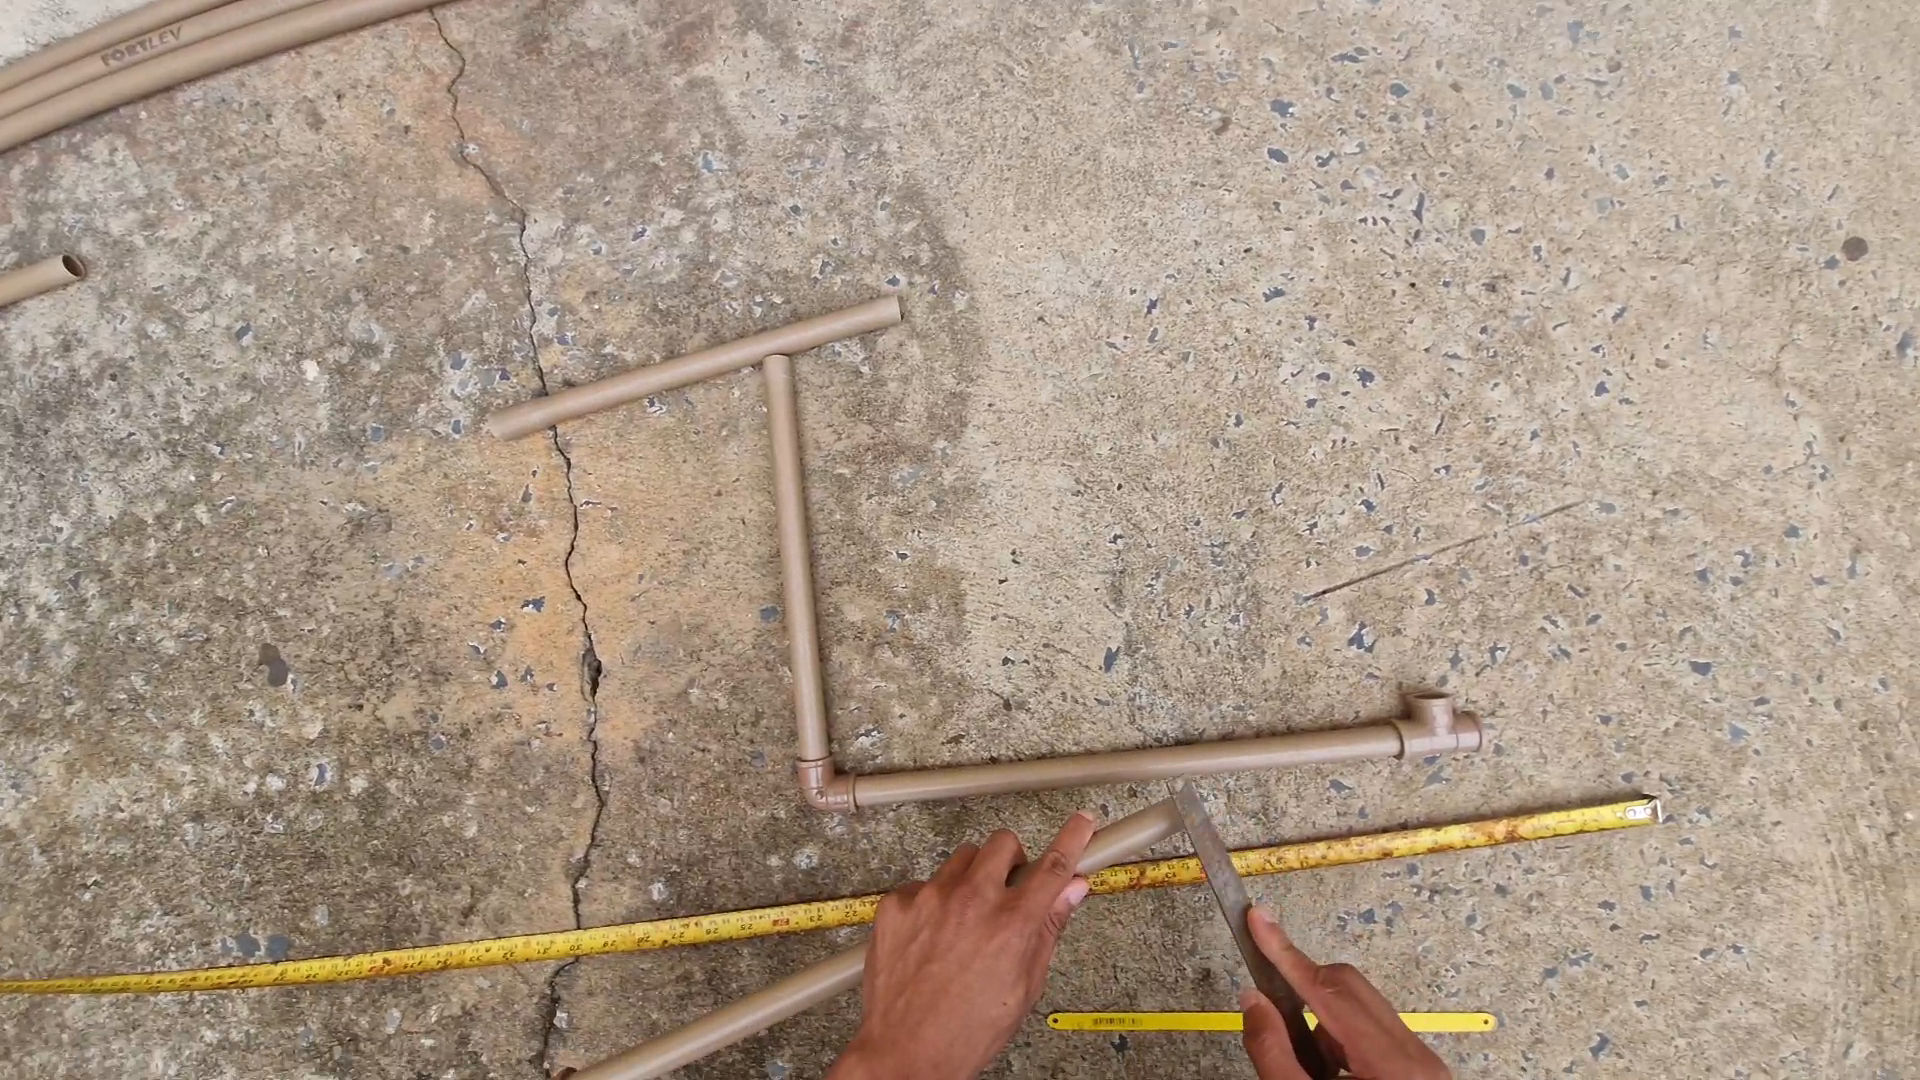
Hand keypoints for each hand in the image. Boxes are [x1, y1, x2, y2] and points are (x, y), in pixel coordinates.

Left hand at [828, 812, 1097, 1079]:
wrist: (903, 1054)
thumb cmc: (966, 1031)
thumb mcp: (1023, 988)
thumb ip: (1048, 929)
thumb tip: (1073, 891)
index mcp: (1011, 924)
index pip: (1053, 866)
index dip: (1072, 838)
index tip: (1082, 821)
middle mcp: (972, 900)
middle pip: (1003, 844)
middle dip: (1010, 861)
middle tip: (1007, 889)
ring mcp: (931, 897)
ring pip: (962, 859)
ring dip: (971, 878)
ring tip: (965, 920)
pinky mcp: (898, 902)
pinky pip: (924, 883)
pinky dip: (932, 901)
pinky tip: (931, 936)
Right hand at [1240, 907, 1450, 1079]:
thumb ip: (1273, 1054)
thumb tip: (1252, 1001)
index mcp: (1392, 1066)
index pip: (1326, 988)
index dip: (1285, 951)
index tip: (1258, 917)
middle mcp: (1418, 1059)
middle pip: (1347, 988)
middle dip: (1303, 989)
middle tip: (1268, 1004)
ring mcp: (1425, 1067)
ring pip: (1360, 1011)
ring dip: (1322, 1023)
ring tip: (1307, 1068)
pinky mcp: (1422, 1076)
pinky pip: (1374, 1035)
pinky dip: (1341, 1043)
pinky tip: (1328, 1076)